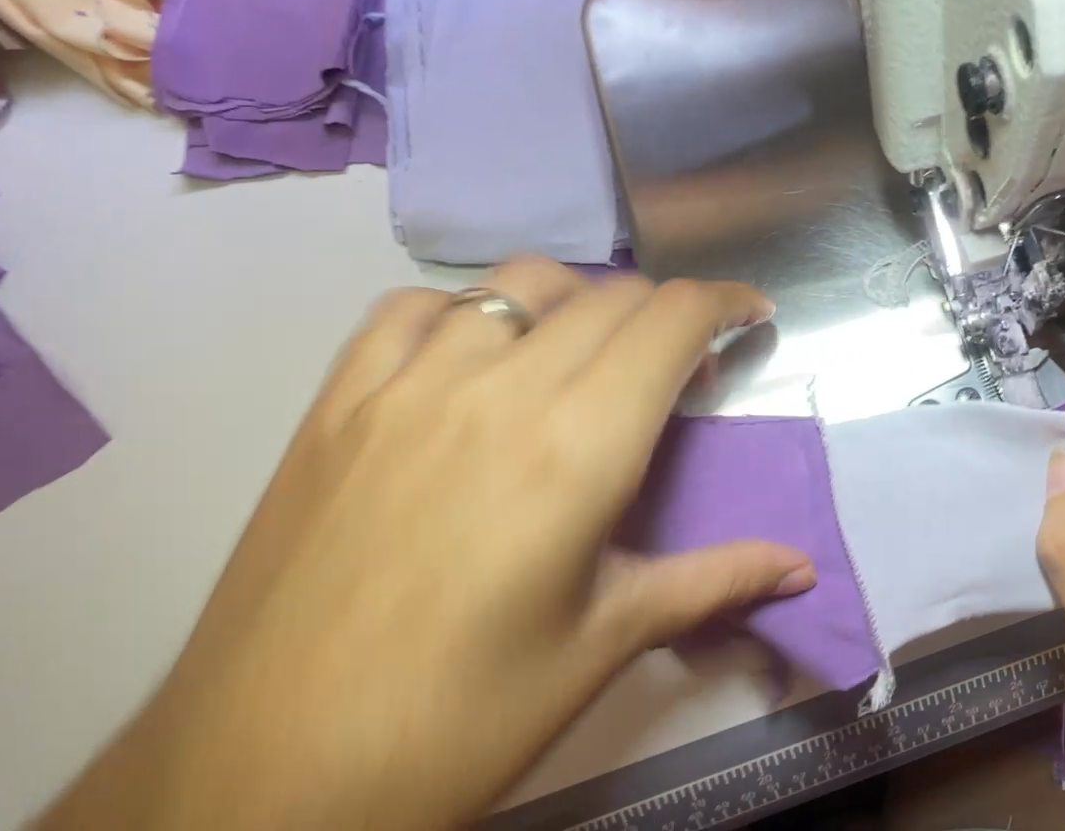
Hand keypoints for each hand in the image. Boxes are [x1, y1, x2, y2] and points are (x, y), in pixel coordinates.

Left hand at [38, 257, 814, 830]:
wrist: (261, 780)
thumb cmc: (461, 719)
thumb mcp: (604, 644)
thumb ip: (715, 581)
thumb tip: (803, 570)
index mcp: (580, 447)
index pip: (673, 321)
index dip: (725, 303)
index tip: (751, 316)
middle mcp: (501, 390)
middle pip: (610, 296)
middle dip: (666, 314)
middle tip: (681, 373)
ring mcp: (408, 387)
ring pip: (519, 284)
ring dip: (579, 303)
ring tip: (587, 355)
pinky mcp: (336, 404)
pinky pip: (412, 308)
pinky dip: (467, 309)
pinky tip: (477, 355)